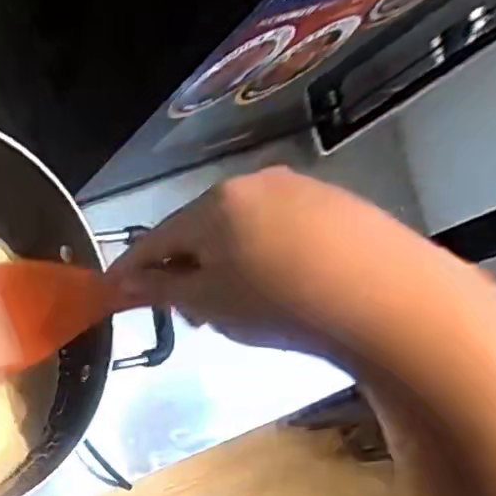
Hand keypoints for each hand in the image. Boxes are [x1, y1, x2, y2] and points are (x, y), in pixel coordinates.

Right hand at [108, 167, 482, 371]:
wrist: (383, 298)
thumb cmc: (276, 304)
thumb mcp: (207, 303)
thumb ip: (159, 289)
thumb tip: (123, 283)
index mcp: (211, 205)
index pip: (153, 239)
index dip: (130, 270)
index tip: (112, 292)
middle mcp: (250, 183)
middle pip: (195, 230)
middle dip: (181, 269)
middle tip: (186, 312)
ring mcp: (295, 188)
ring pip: (235, 229)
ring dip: (219, 264)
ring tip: (232, 305)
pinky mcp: (331, 203)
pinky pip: (273, 228)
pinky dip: (256, 256)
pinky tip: (272, 288)